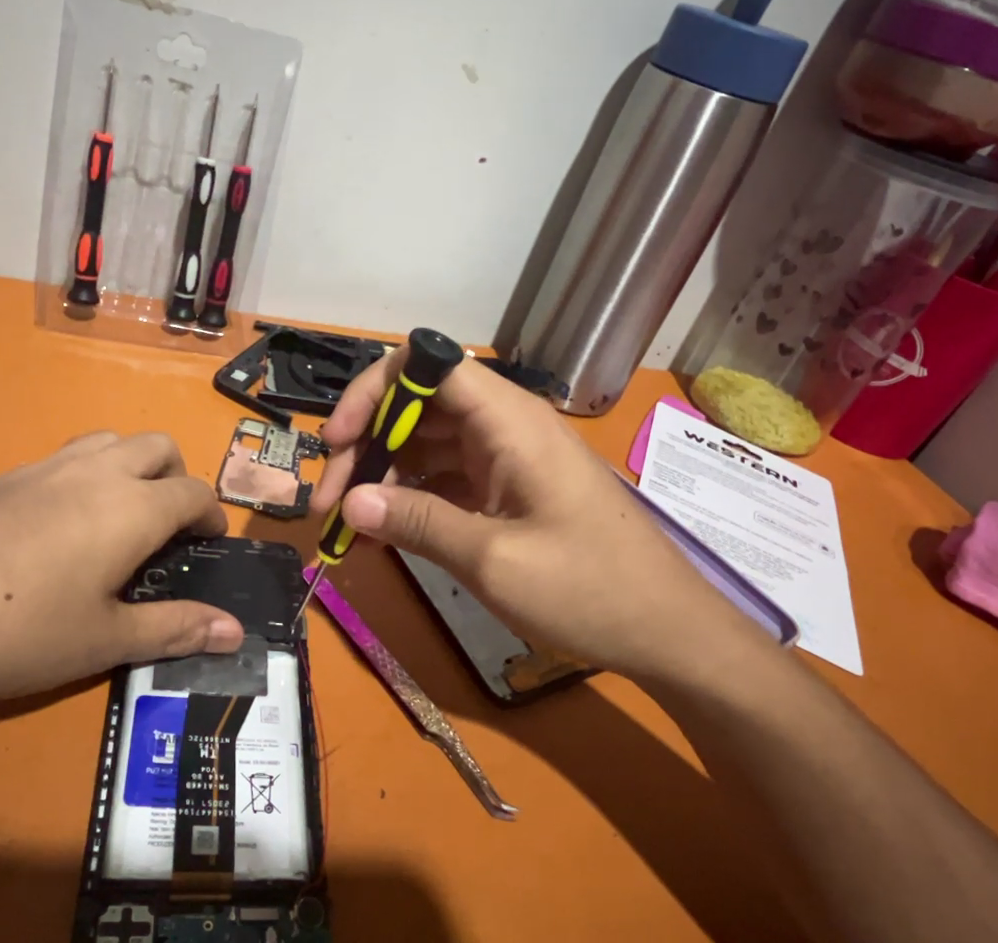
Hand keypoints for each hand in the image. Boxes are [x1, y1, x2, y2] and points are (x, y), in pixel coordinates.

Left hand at [0, 431, 244, 704]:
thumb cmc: (17, 634)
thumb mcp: (104, 641)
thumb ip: (176, 629)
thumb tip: (236, 631)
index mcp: (131, 508)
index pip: (193, 492)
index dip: (211, 515)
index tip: (210, 543)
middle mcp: (95, 473)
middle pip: (157, 446)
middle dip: (177, 476)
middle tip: (168, 526)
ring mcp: (43, 468)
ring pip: (108, 439)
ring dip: (131, 465)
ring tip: (118, 516)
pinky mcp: (1, 476)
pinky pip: (63, 457)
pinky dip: (85, 475)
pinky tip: (56, 527)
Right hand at [311, 357, 763, 679]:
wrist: (670, 633)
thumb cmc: (590, 590)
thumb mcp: (493, 561)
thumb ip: (418, 523)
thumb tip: (349, 501)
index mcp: (509, 421)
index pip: (428, 365)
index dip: (373, 391)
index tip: (337, 442)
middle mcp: (507, 426)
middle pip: (419, 406)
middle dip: (366, 444)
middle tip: (327, 502)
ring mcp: (510, 459)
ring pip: (428, 443)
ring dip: (383, 475)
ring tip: (345, 523)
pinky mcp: (511, 491)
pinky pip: (448, 477)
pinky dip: (413, 497)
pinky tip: (383, 531)